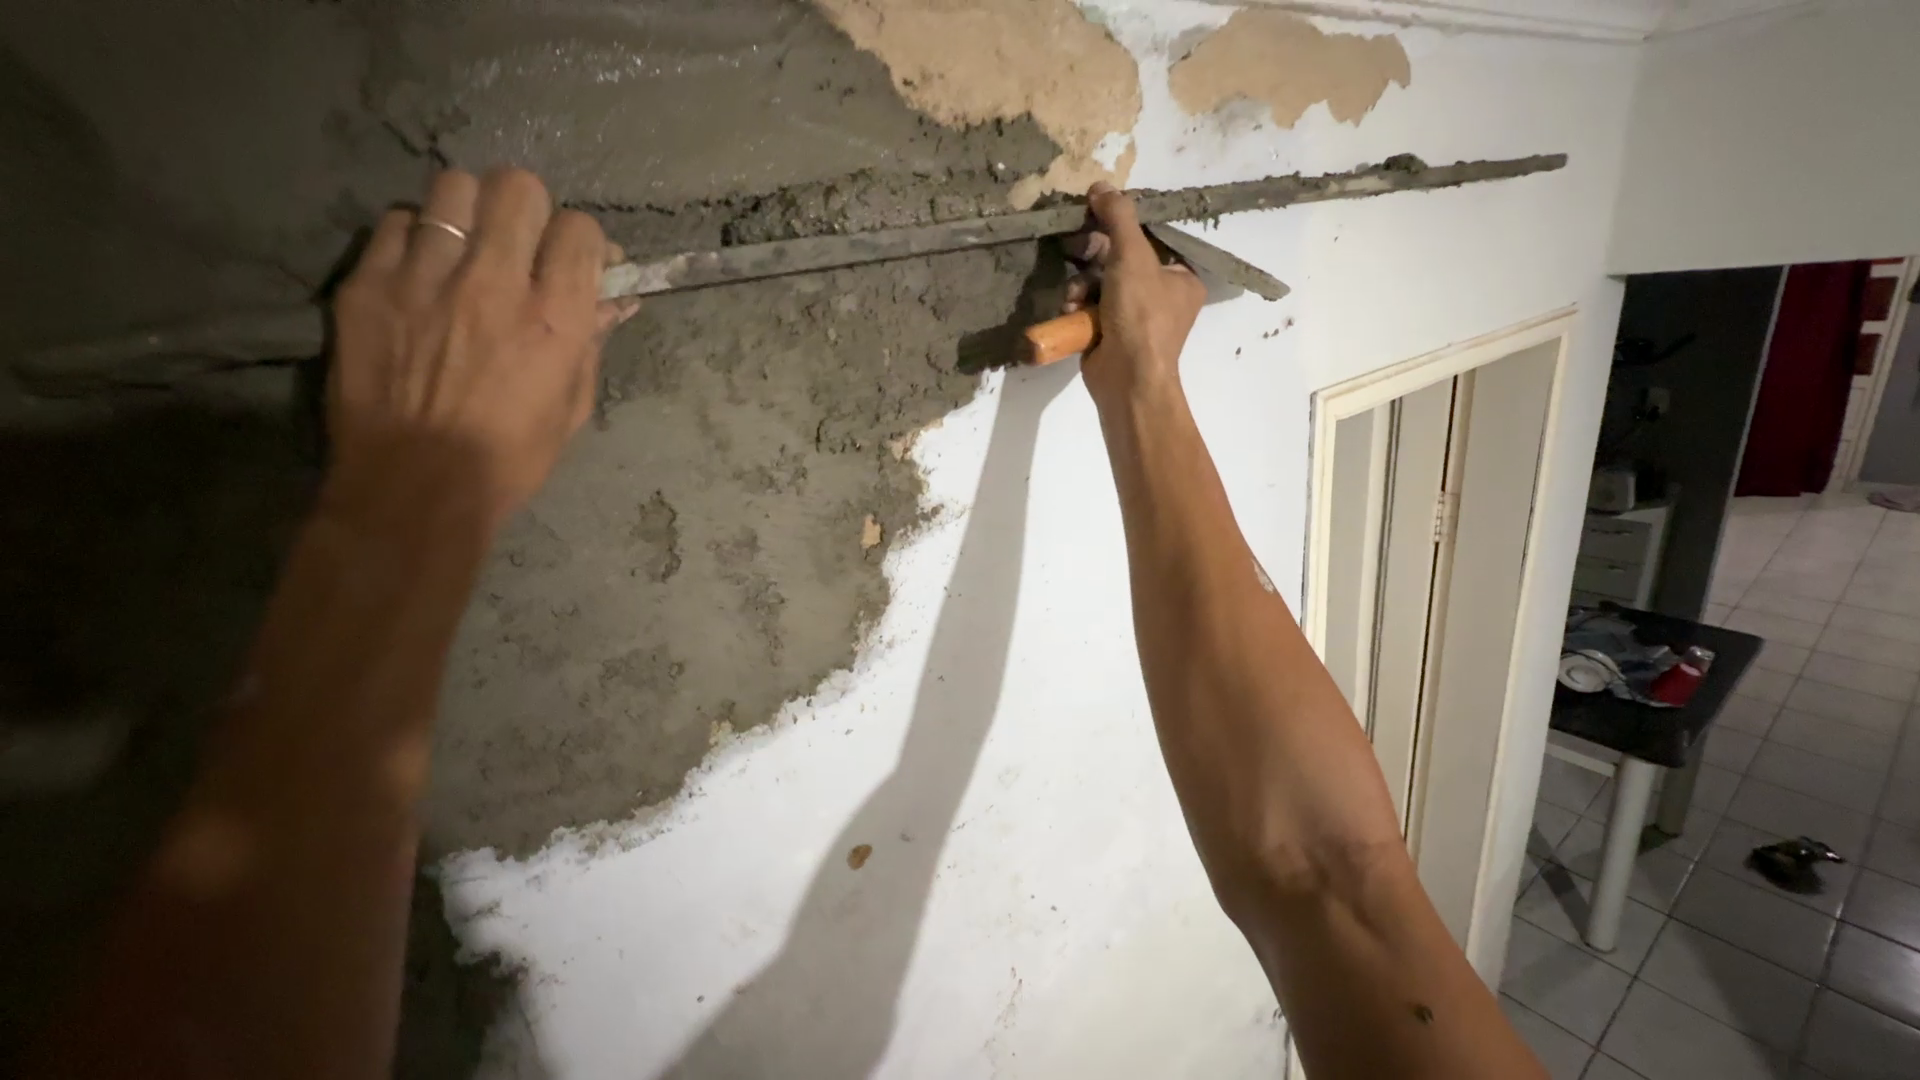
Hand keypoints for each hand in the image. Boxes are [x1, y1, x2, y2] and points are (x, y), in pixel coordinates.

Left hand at [327, 167, 636, 525]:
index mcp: (555, 318)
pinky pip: (395, 223)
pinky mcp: (368, 284)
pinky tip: (421, 271)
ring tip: (467, 246)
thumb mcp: (571, 407)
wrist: (415, 487)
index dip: (584, 241)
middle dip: (530, 211)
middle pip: (517, 188)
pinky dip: (416, 238)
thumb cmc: (511, 458)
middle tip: (522, 243)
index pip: (579, 229)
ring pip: (452, 190)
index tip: (578, 263)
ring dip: (471, 212)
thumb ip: (591, 342)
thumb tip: (615, 302)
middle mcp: (493, 282)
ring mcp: (424, 276)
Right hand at [1063, 182, 1206, 403]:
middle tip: (1076, 251)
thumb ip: (1118, 217)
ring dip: (1081, 286)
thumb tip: (1101, 185)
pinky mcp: (1111, 334)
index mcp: (1182, 277)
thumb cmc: (1140, 315)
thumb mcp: (1132, 256)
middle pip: (1122, 260)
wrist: (1127, 378)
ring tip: (1074, 296)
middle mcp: (1162, 296)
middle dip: (1095, 260)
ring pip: (1101, 284)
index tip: (1095, 216)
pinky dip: (1079, 307)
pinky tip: (1071, 311)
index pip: (1152, 238)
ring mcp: (1135, 317)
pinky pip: (1091, 308)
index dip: (1123, 226)